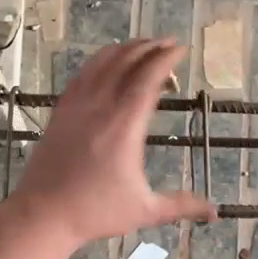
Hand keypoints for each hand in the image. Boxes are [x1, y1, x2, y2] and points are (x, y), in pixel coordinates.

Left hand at [9, 40, 215, 247]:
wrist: (43, 214)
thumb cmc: (95, 212)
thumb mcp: (144, 210)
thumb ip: (181, 205)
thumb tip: (214, 212)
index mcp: (125, 126)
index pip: (148, 79)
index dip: (165, 59)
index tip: (180, 49)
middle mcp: (100, 107)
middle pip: (125, 62)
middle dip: (149, 47)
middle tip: (167, 44)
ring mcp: (76, 106)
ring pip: (101, 63)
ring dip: (124, 49)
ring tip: (141, 46)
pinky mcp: (60, 111)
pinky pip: (82, 75)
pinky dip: (98, 61)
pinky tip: (105, 62)